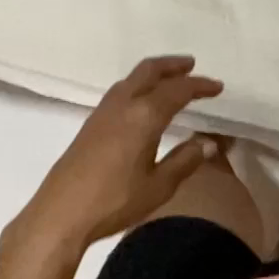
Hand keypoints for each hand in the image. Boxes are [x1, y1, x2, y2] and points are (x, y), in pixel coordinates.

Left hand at [5, 56, 223, 264]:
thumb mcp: (158, 186)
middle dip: (172, 65)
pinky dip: (138, 85)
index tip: (218, 87)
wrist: (61, 212)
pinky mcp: (91, 123)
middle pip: (149, 71)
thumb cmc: (114, 200)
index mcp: (144, 115)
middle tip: (192, 65)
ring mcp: (103, 111)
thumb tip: (208, 142)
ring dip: (153, 73)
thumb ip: (185, 160)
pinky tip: (142, 101)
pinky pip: (121, 90)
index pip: (177, 90)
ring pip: (132, 78)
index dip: (199, 86)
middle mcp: (123, 104)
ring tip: (170, 79)